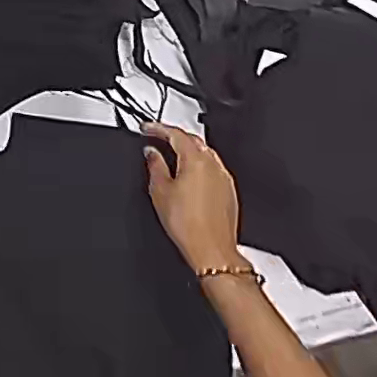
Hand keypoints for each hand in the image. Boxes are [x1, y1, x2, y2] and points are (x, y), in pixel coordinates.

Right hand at [142, 123, 242, 273]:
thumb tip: (151, 153)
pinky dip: (198, 164)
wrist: (211, 249)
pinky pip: (213, 168)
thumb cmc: (187, 224)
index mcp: (195, 161)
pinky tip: (188, 174)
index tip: (148, 128)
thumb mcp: (160, 190)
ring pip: (205, 153)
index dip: (159, 128)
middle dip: (174, 136)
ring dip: (188, 149)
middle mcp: (213, 166)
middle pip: (193, 140)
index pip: (176, 134)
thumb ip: (155, 166)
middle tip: (158, 137)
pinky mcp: (229, 191)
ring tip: (171, 154)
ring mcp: (224, 178)